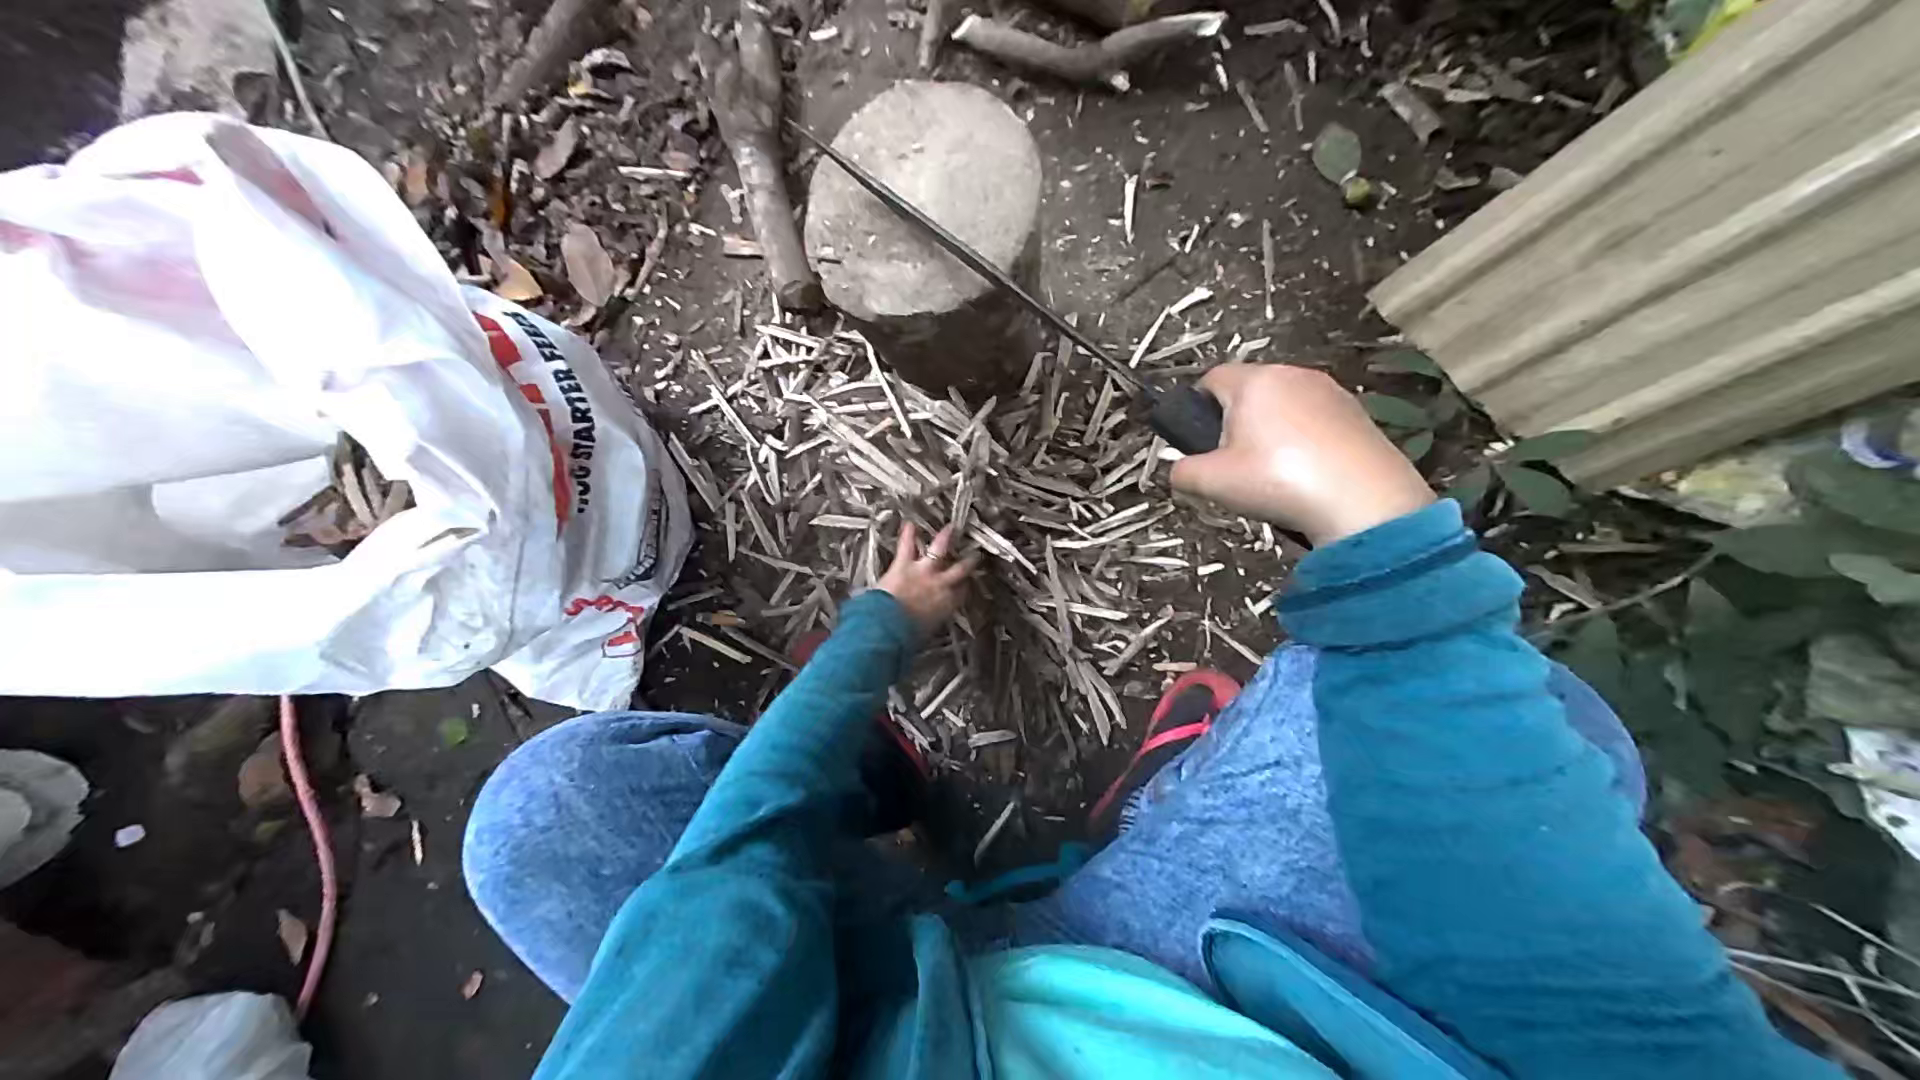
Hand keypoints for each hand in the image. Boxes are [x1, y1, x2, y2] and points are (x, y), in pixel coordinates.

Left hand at [873, 523, 977, 638]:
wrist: (888, 629)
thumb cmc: (907, 637)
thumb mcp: (927, 631)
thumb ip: (931, 621)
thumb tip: (927, 625)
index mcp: (948, 604)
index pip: (963, 591)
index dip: (966, 585)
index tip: (967, 582)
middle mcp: (941, 584)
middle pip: (961, 568)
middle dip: (969, 561)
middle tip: (974, 555)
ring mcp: (923, 571)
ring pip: (940, 549)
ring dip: (946, 537)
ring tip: (951, 528)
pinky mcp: (904, 565)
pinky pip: (907, 546)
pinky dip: (908, 534)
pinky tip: (909, 523)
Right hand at [1170, 365, 1435, 545]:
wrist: (1362, 502)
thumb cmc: (1278, 481)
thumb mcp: (1210, 482)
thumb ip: (1181, 472)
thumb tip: (1178, 470)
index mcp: (1254, 382)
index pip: (1210, 379)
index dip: (1197, 407)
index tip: (1201, 442)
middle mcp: (1293, 375)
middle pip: (1248, 392)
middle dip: (1235, 423)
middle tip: (1233, 466)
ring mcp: (1330, 392)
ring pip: (1281, 406)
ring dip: (1269, 433)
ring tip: (1272, 476)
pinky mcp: (1356, 413)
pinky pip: (1313, 421)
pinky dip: (1302, 442)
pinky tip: (1305, 476)